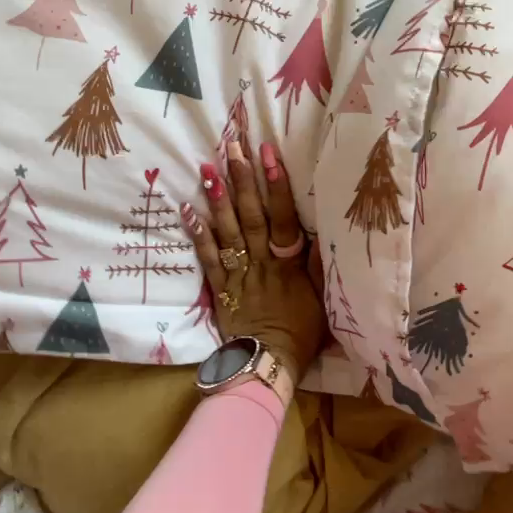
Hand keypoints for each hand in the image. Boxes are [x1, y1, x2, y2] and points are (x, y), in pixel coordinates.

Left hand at [181, 141, 326, 392]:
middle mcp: (262, 262)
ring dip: (218, 198)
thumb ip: (319, 264)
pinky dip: (198, 234)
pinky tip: (188, 209)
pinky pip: (208, 258)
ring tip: (208, 167)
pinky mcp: (220, 289)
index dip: (276, 185)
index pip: (284, 217)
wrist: (270, 366)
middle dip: (243, 179)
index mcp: (289, 263)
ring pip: (228, 231)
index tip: (268, 154)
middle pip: (252, 216)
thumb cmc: (304, 331)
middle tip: (232, 147)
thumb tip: (321, 231)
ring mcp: (239, 274)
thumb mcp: (324, 298)